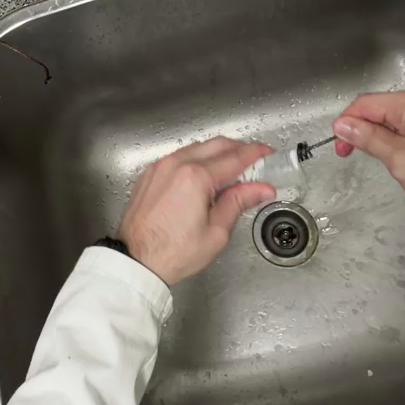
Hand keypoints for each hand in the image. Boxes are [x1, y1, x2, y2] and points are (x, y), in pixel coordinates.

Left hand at [116, 137, 275, 284]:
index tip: (267, 154)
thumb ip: (239, 202)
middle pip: (216, 145)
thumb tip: (261, 189)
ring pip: (197, 147)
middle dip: (239, 149)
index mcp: (195, 177)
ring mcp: (160, 166)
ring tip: (233, 170)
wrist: (136, 260)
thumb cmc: (173, 252)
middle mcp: (176, 164)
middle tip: (255, 161)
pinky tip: (205, 174)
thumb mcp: (216, 232)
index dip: (255, 154)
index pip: (234, 157)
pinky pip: (179, 156)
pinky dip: (197, 159)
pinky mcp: (151, 174)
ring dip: (218, 153)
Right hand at [331, 88, 404, 216]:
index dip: (348, 124)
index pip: (367, 103)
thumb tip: (342, 124)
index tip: (342, 148)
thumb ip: (368, 138)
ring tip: (390, 158)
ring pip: (403, 113)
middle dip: (368, 129)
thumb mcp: (401, 161)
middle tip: (359, 155)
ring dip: (388, 132)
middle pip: (385, 106)